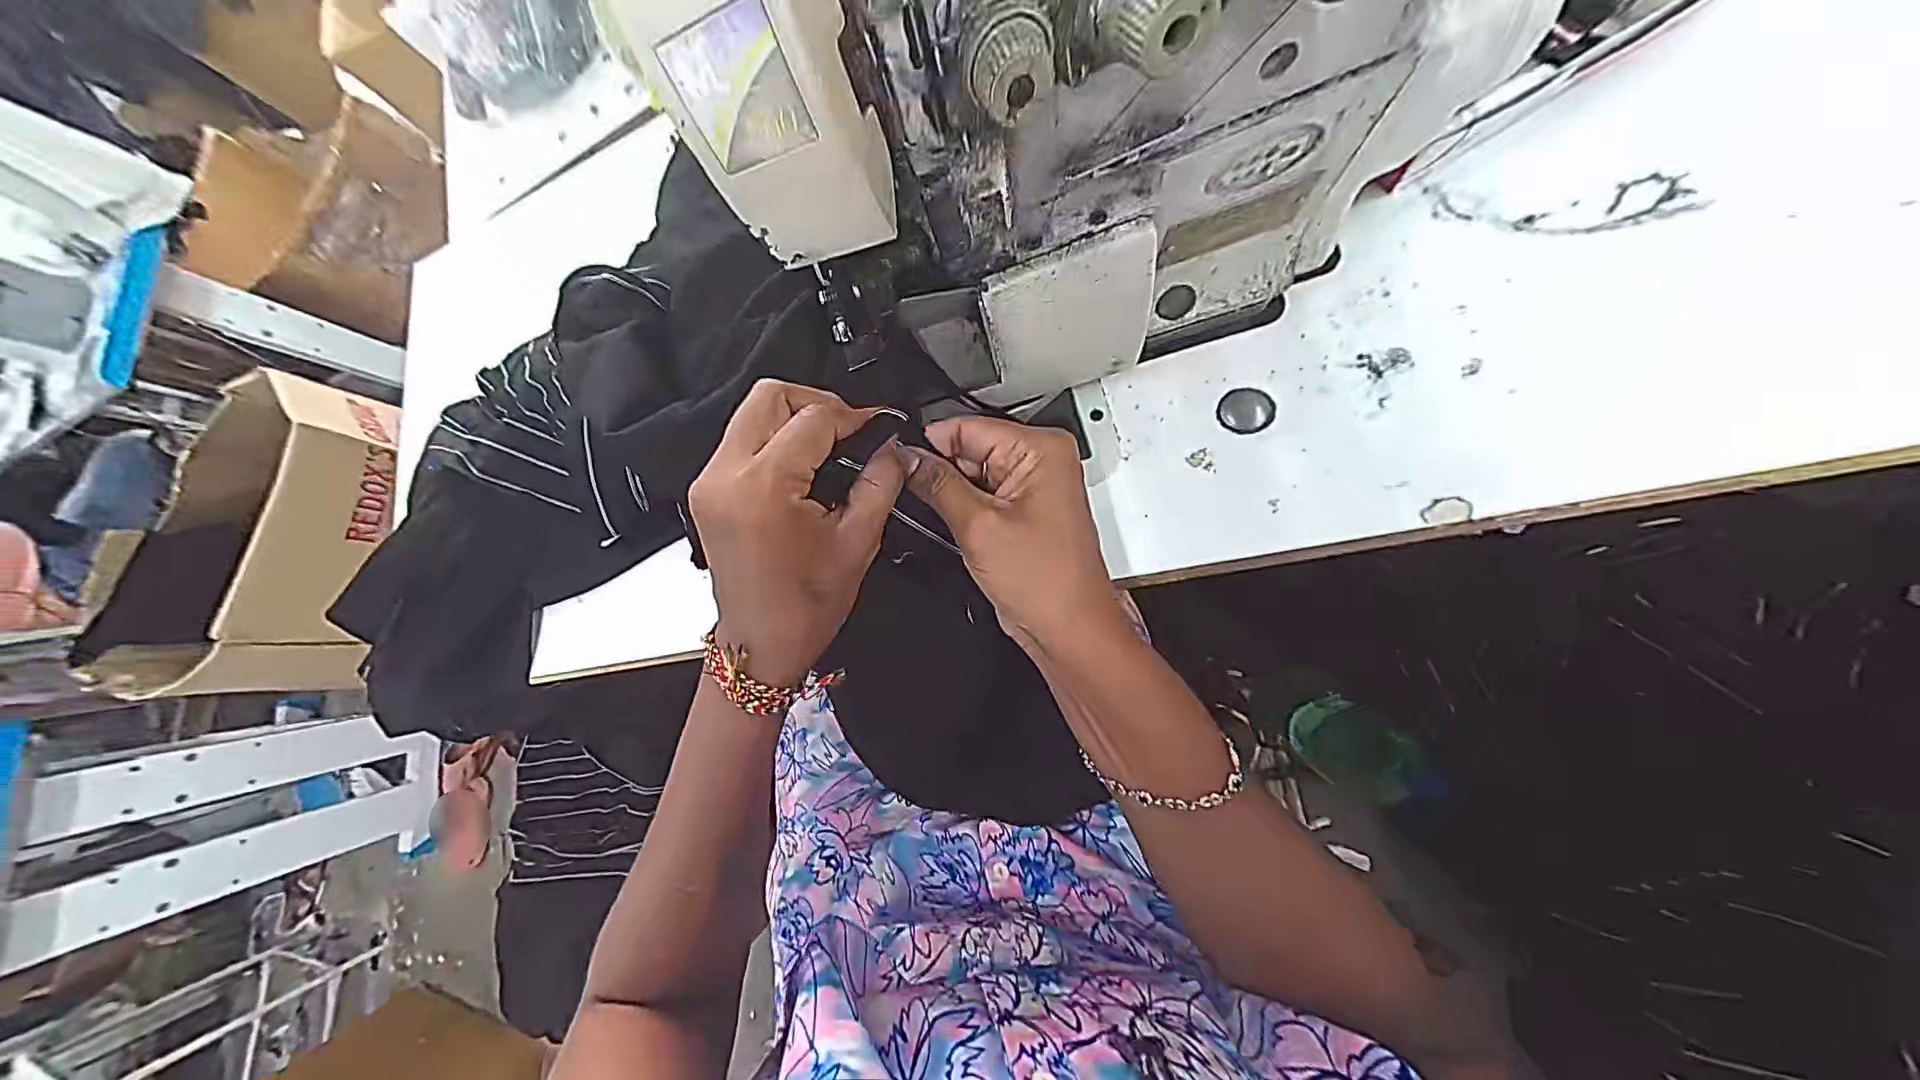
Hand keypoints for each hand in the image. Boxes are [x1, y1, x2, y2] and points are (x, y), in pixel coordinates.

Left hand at [689, 380, 905, 687]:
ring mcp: (710, 483)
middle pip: (770, 396)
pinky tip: (805, 464)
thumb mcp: (857, 541)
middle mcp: (725, 478)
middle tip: (850, 428)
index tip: (875, 427)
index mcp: (763, 488)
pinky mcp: (707, 491)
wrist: (762, 643)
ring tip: (830, 446)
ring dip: (796, 418)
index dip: (853, 417)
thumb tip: (891, 449)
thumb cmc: (801, 609)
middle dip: (818, 403)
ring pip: (753, 412)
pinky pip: (742, 440)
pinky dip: (776, 439)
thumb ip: (879, 483)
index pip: (813, 419)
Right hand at [902, 416, 1116, 648]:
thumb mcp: (978, 526)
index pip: (968, 425)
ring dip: (955, 497)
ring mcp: (1034, 487)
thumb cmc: (1049, 584)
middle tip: (928, 502)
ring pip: (972, 474)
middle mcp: (1043, 461)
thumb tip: (910, 458)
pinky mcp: (1024, 510)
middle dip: (943, 474)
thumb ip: (937, 485)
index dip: (930, 445)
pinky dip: (967, 512)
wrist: (1068, 628)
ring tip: (961, 528)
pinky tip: (968, 534)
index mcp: (1042, 449)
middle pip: (969, 447)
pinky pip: (983, 496)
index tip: (905, 463)